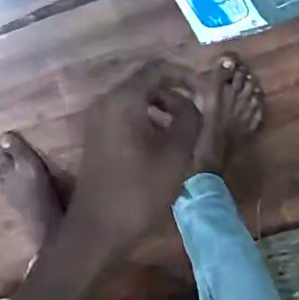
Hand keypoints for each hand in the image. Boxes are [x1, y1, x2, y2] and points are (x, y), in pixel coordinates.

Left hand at [65, 62, 202, 256]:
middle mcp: (106, 100)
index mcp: (123, 99)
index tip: (202, 91)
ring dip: (160, 106)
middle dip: (172, 92)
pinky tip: (161, 141)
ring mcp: (98, 118)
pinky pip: (124, 113)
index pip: (156, 69)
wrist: (96, 230)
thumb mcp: (175, 155)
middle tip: (194, 113)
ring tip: (182, 129)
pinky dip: (145, 118)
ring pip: (134, 98)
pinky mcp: (96, 135)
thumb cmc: (138, 191)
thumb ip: (189, 121)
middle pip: (144, 82)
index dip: (182, 74)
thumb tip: (194, 103)